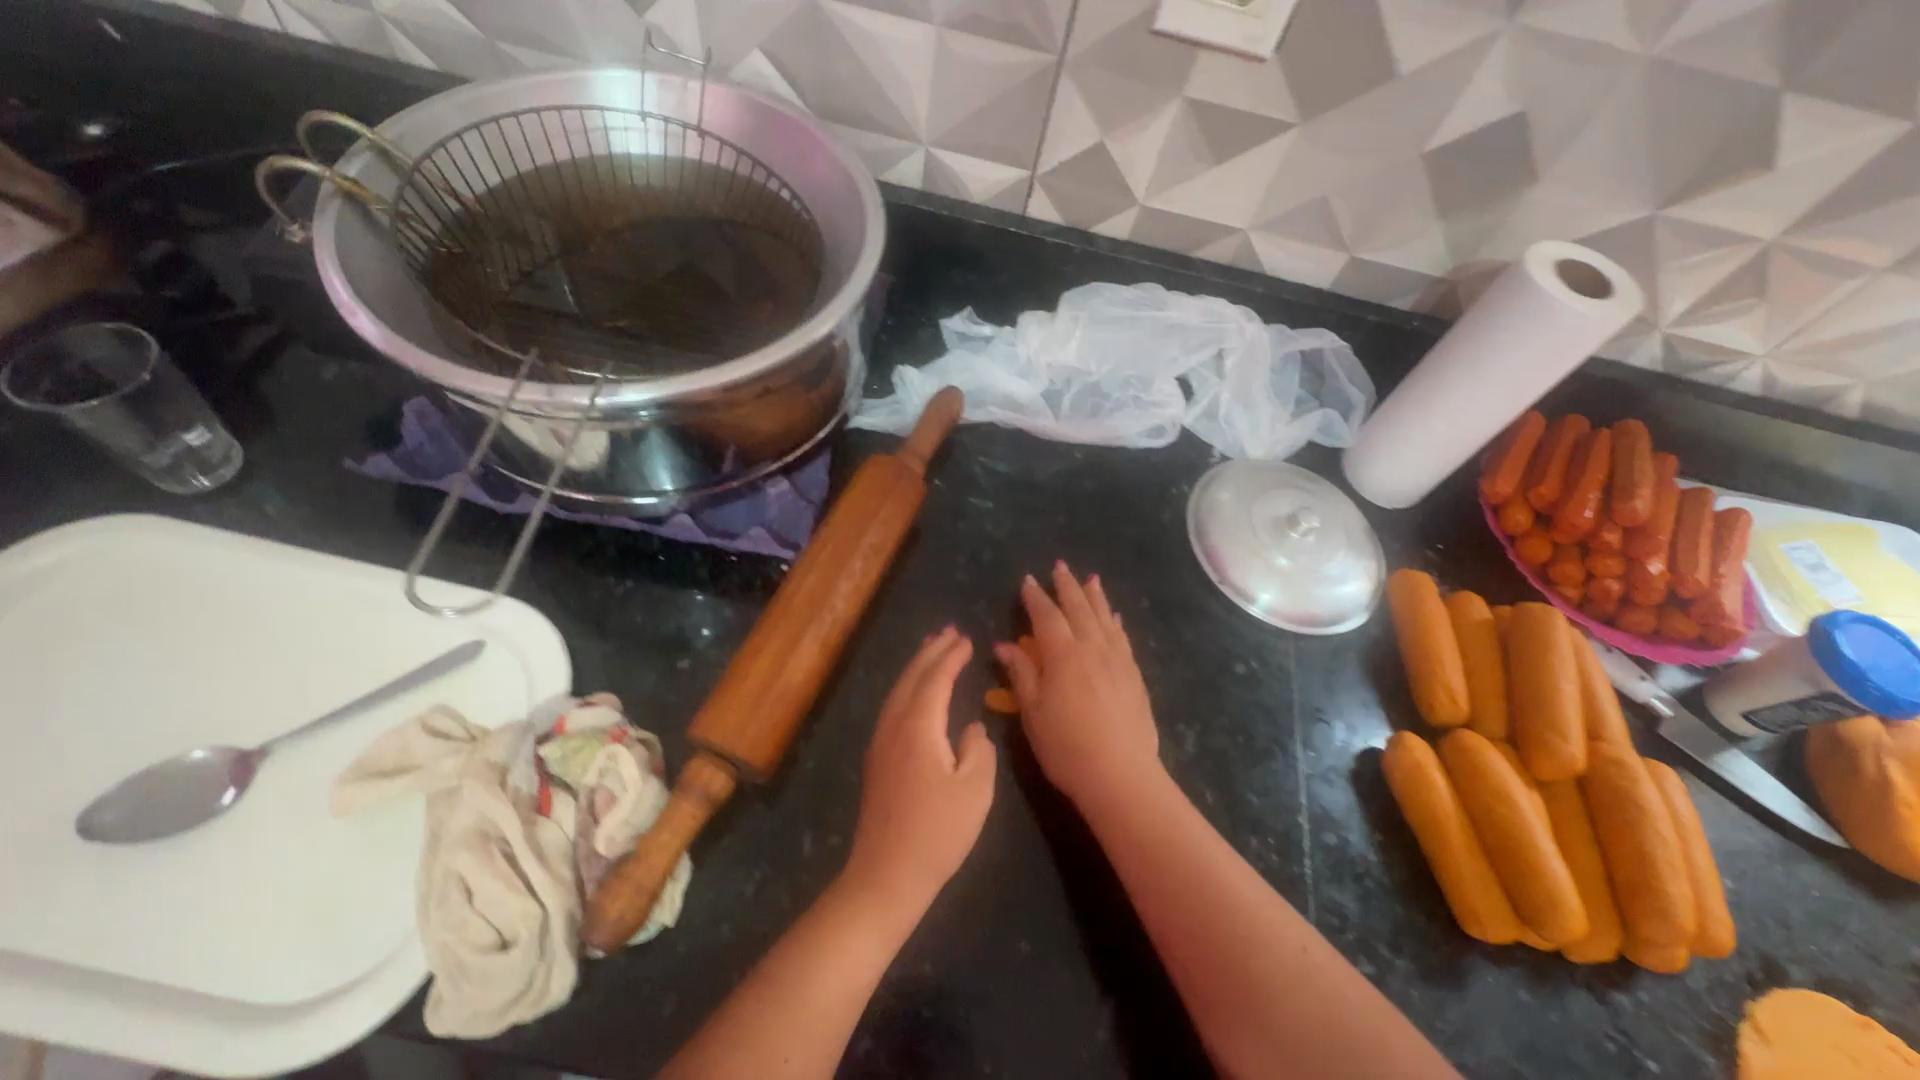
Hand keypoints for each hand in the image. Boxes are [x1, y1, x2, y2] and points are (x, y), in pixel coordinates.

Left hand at [844, 627, 996, 905]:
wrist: (887, 874)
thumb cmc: (938, 833)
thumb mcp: (975, 790)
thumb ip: (978, 750)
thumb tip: (971, 728)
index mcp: (918, 727)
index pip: (935, 680)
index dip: (951, 657)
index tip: (966, 639)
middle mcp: (893, 727)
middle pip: (910, 679)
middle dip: (929, 653)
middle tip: (948, 633)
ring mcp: (880, 745)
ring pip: (897, 693)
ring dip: (916, 669)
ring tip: (932, 653)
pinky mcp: (877, 762)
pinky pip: (892, 709)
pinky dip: (908, 690)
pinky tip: (917, 697)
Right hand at [996, 562, 1162, 806]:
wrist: (1120, 775)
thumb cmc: (1066, 747)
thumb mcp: (1033, 713)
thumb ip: (1021, 675)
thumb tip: (1005, 646)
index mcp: (1063, 655)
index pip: (1047, 616)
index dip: (1036, 597)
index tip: (1028, 580)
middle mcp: (1093, 649)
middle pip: (1079, 609)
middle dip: (1067, 586)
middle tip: (1060, 567)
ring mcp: (1118, 661)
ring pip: (1105, 619)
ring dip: (1095, 597)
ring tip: (1090, 579)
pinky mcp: (1135, 677)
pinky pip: (1123, 638)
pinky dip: (1115, 623)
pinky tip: (1114, 618)